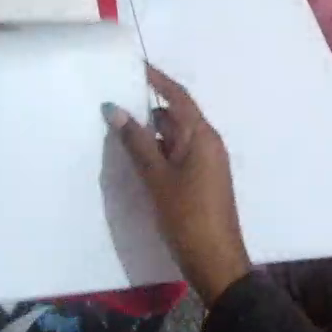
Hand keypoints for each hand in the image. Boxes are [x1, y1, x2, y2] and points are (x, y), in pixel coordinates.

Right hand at [105, 66, 251, 302]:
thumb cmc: (188, 216)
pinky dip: (157, 149)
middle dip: (147, 106)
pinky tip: (135, 156)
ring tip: (118, 127)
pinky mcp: (201, 180)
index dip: (157, 79)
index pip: (177, 96)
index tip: (134, 65)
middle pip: (176, 114)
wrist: (217, 266)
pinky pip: (177, 152)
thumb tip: (115, 108)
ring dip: (150, 130)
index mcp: (202, 136)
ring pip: (174, 135)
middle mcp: (208, 144)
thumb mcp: (156, 177)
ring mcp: (206, 163)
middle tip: (116, 99)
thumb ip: (135, 141)